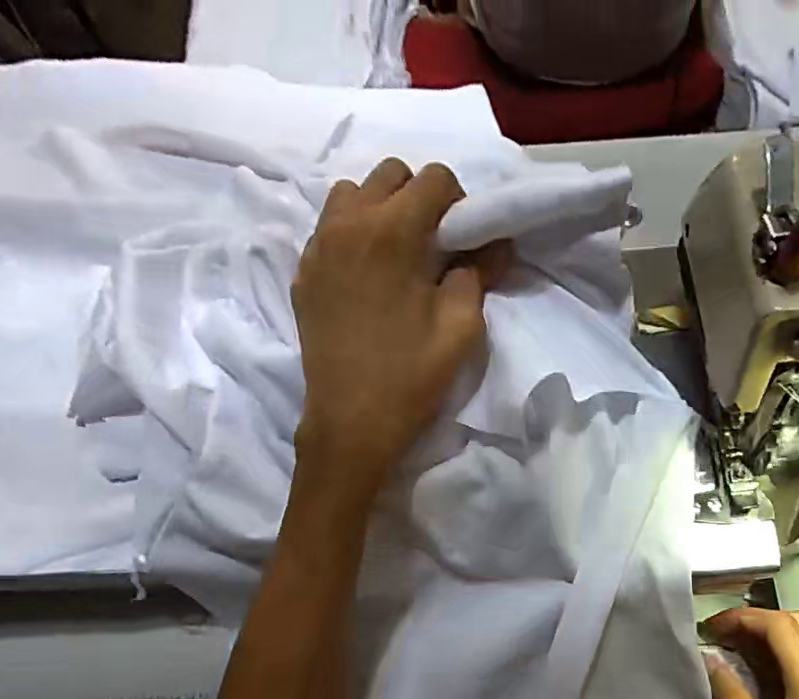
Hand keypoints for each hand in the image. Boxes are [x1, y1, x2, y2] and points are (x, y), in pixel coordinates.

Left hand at [291, 157, 510, 491]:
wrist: (351, 423)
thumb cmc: (411, 377)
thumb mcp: (461, 328)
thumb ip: (479, 273)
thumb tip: (494, 242)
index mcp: (392, 231)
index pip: (434, 178)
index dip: (458, 203)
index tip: (463, 241)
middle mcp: (348, 224)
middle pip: (390, 174)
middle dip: (418, 199)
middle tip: (432, 246)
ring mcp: (318, 247)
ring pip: (352, 194)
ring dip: (380, 210)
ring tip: (395, 256)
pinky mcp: (303, 274)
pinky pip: (328, 229)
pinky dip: (352, 236)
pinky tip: (367, 278)